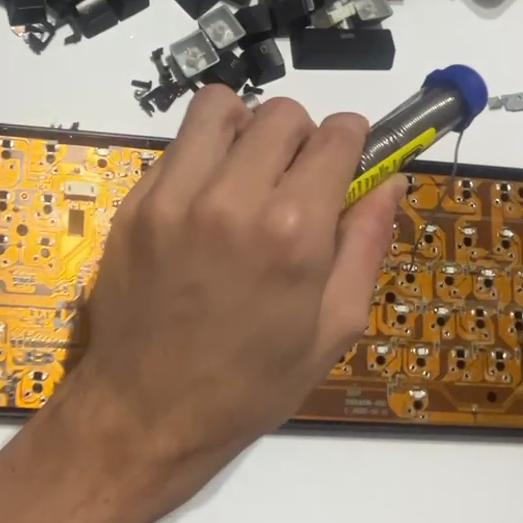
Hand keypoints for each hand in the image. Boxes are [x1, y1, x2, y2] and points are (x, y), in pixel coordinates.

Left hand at [64, 86, 399, 483]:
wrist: (146, 413)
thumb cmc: (248, 387)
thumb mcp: (331, 332)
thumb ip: (365, 247)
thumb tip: (389, 185)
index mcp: (293, 230)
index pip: (336, 135)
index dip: (352, 141)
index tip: (347, 160)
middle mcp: (231, 198)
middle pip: (281, 114)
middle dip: (302, 137)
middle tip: (296, 179)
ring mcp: (172, 198)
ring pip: (218, 109)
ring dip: (244, 129)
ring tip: (245, 174)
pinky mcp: (133, 206)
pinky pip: (174, 147)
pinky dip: (198, 158)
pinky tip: (202, 203)